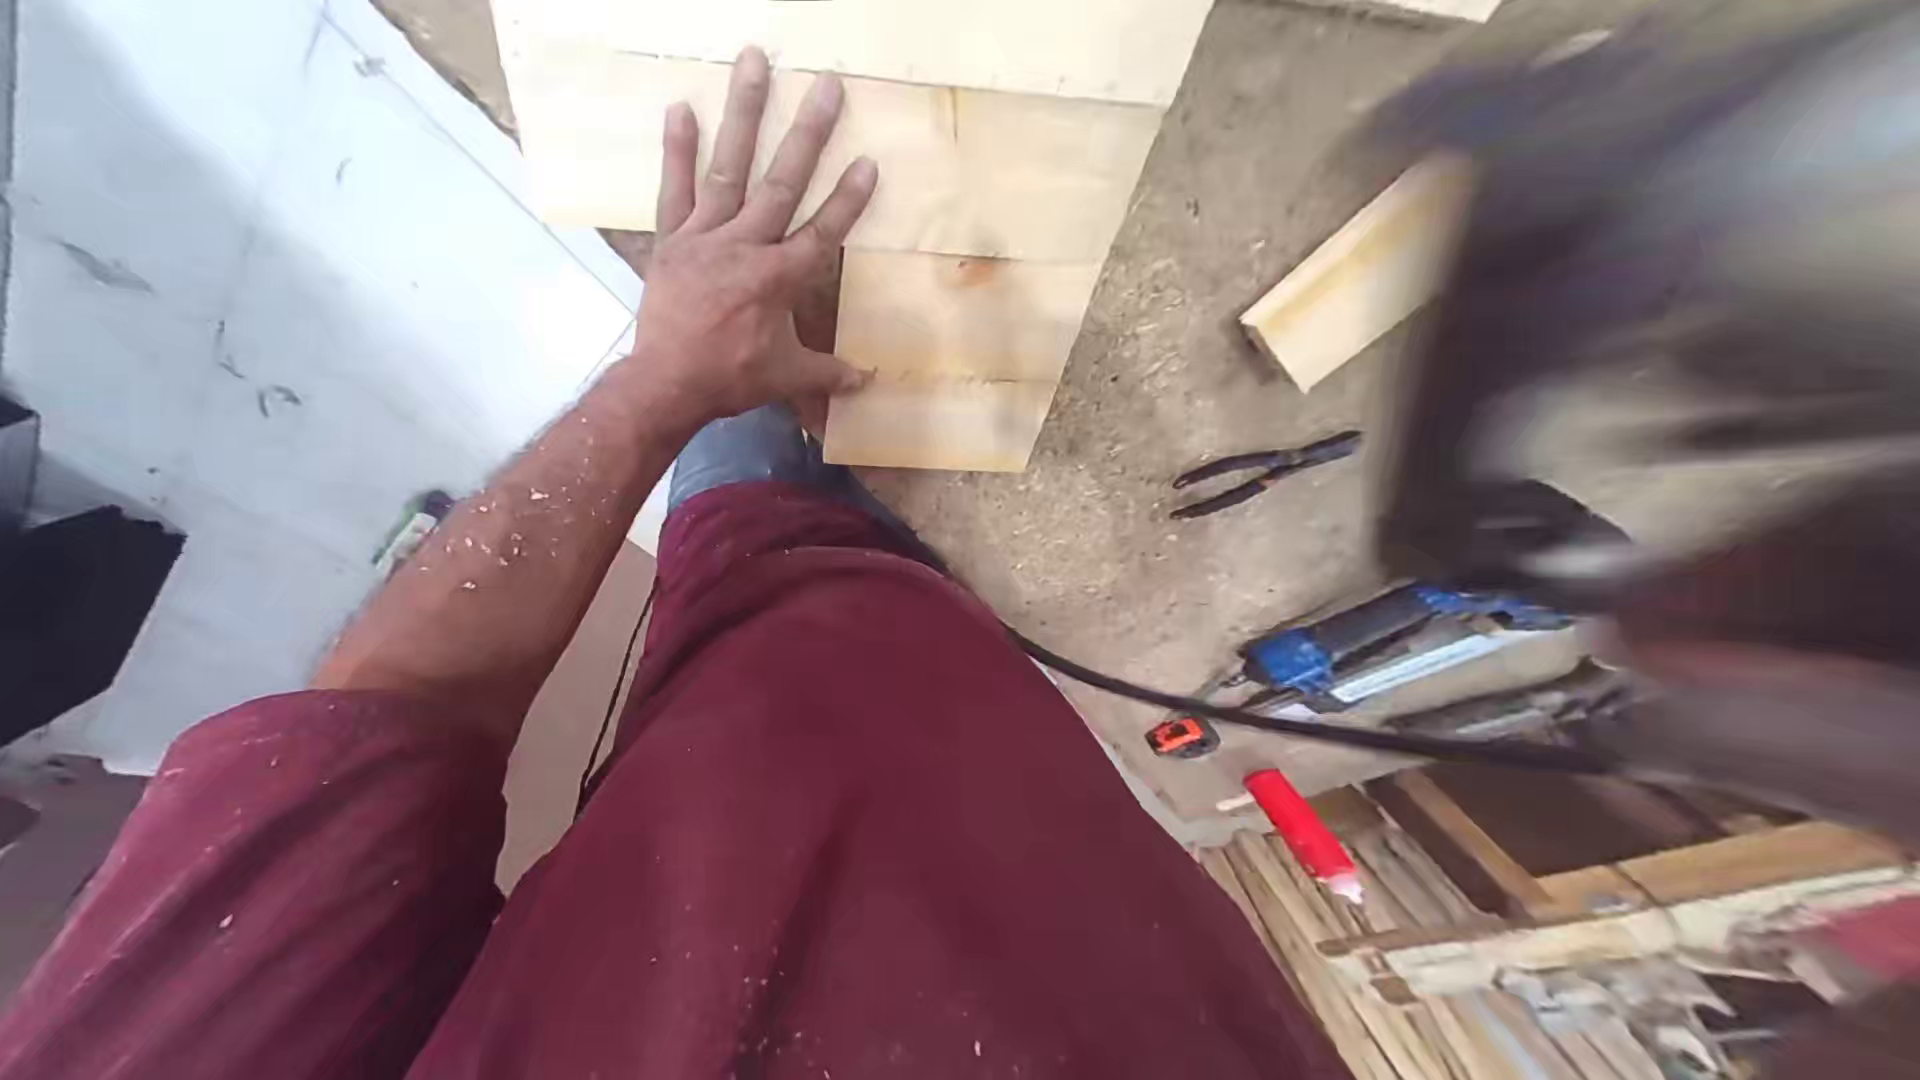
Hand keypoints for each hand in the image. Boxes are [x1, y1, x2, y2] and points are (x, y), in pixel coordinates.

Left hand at [626, 47, 876, 428]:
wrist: (668, 382)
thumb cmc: (733, 377)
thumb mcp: (788, 377)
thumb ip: (829, 373)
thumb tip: (867, 381)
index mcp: (779, 278)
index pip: (823, 232)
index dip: (848, 200)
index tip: (866, 162)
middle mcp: (746, 246)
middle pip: (784, 184)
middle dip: (809, 134)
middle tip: (827, 87)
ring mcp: (706, 237)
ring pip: (731, 170)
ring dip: (745, 115)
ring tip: (755, 63)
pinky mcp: (673, 240)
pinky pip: (675, 190)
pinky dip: (678, 151)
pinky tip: (682, 109)